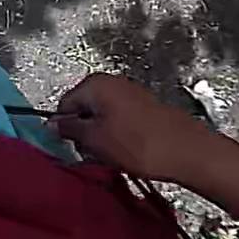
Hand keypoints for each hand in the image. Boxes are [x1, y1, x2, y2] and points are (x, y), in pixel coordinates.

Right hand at [52, 73, 217, 182]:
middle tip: (93, 155)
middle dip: (84, 132)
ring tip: (111, 156)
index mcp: (94, 84)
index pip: (63, 106)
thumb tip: (51, 123)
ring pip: (101, 115)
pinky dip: (117, 134)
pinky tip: (126, 151)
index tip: (74, 149)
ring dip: (101, 136)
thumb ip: (69, 128)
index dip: (65, 129)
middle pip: (83, 108)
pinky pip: (118, 118)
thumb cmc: (136, 144)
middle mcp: (110, 81)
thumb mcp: (94, 139)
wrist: (188, 151)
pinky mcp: (144, 106)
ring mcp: (129, 92)